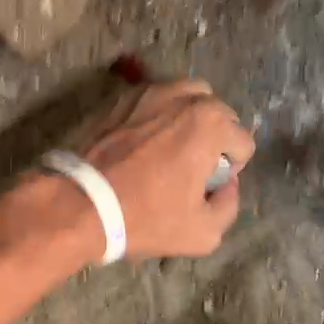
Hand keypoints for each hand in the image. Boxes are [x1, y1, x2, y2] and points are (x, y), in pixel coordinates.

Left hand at [76, 79, 255, 258]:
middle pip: (218, 114)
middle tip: (190, 169)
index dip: (232, 169)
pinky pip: (153, 101)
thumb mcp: (202, 232)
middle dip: (213, 139)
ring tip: (170, 150)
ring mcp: (149, 91)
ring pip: (186, 98)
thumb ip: (229, 205)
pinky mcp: (120, 98)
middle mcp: (184, 96)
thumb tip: (227, 186)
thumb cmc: (144, 218)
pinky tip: (141, 145)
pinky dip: (157, 117)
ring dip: (188, 119)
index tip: (207, 187)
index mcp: (211, 124)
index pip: (243, 143)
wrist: (80, 203)